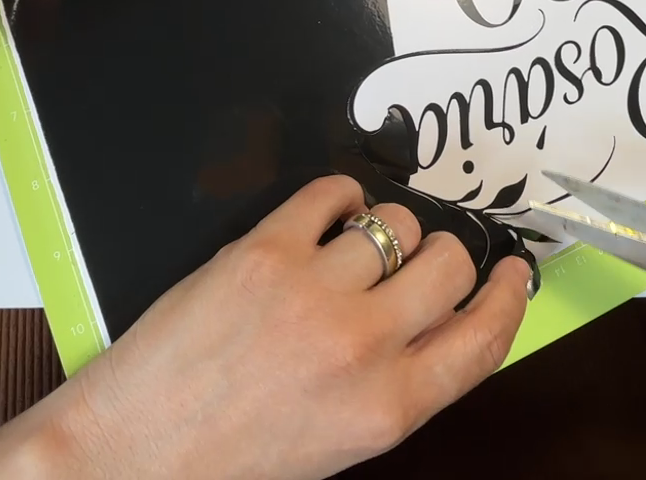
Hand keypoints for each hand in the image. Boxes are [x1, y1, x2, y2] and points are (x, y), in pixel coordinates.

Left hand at [0, 175, 530, 479]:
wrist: (133, 452)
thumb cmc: (238, 456)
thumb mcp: (341, 442)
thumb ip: (399, 383)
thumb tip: (439, 317)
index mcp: (388, 408)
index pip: (483, 339)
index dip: (508, 296)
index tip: (512, 271)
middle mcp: (363, 346)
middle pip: (449, 264)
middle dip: (443, 258)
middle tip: (417, 262)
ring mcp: (315, 290)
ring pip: (397, 222)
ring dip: (388, 230)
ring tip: (359, 246)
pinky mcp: (267, 247)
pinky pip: (334, 191)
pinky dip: (342, 195)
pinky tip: (331, 212)